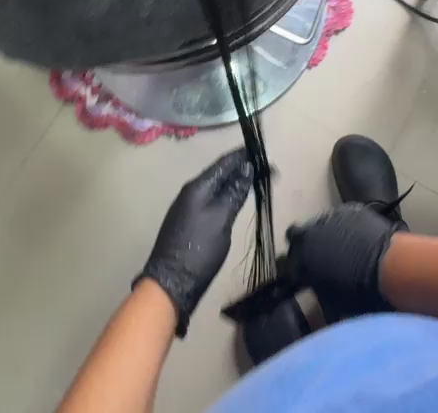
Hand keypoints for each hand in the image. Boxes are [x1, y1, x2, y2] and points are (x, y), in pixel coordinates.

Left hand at [137, 149, 254, 335]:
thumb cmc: (199, 249)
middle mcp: (191, 191)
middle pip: (219, 173)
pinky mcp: (189, 221)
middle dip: (241, 168)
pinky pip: (211, 199)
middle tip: (265, 169)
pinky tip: (235, 200)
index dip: (244, 156)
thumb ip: (234, 192)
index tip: (264, 153)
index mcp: (198, 186)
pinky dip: (226, 196)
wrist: (171, 284)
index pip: (224, 162)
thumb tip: (247, 167)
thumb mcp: (222, 219)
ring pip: (215, 187)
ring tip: (254, 182)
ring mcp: (188, 207)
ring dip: (234, 182)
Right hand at [286, 203, 400, 321]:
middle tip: (317, 256)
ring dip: (325, 233)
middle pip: (296, 234)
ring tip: (341, 247)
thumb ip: (316, 289)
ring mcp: (330, 216)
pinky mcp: (351, 208)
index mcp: (301, 255)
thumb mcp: (329, 300)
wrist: (387, 266)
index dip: (296, 268)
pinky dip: (346, 226)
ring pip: (320, 223)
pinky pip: (342, 217)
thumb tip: (315, 289)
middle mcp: (310, 231)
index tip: (303, 274)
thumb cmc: (357, 292)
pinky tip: (357, 237)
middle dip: (304, 243)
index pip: (288, 261)